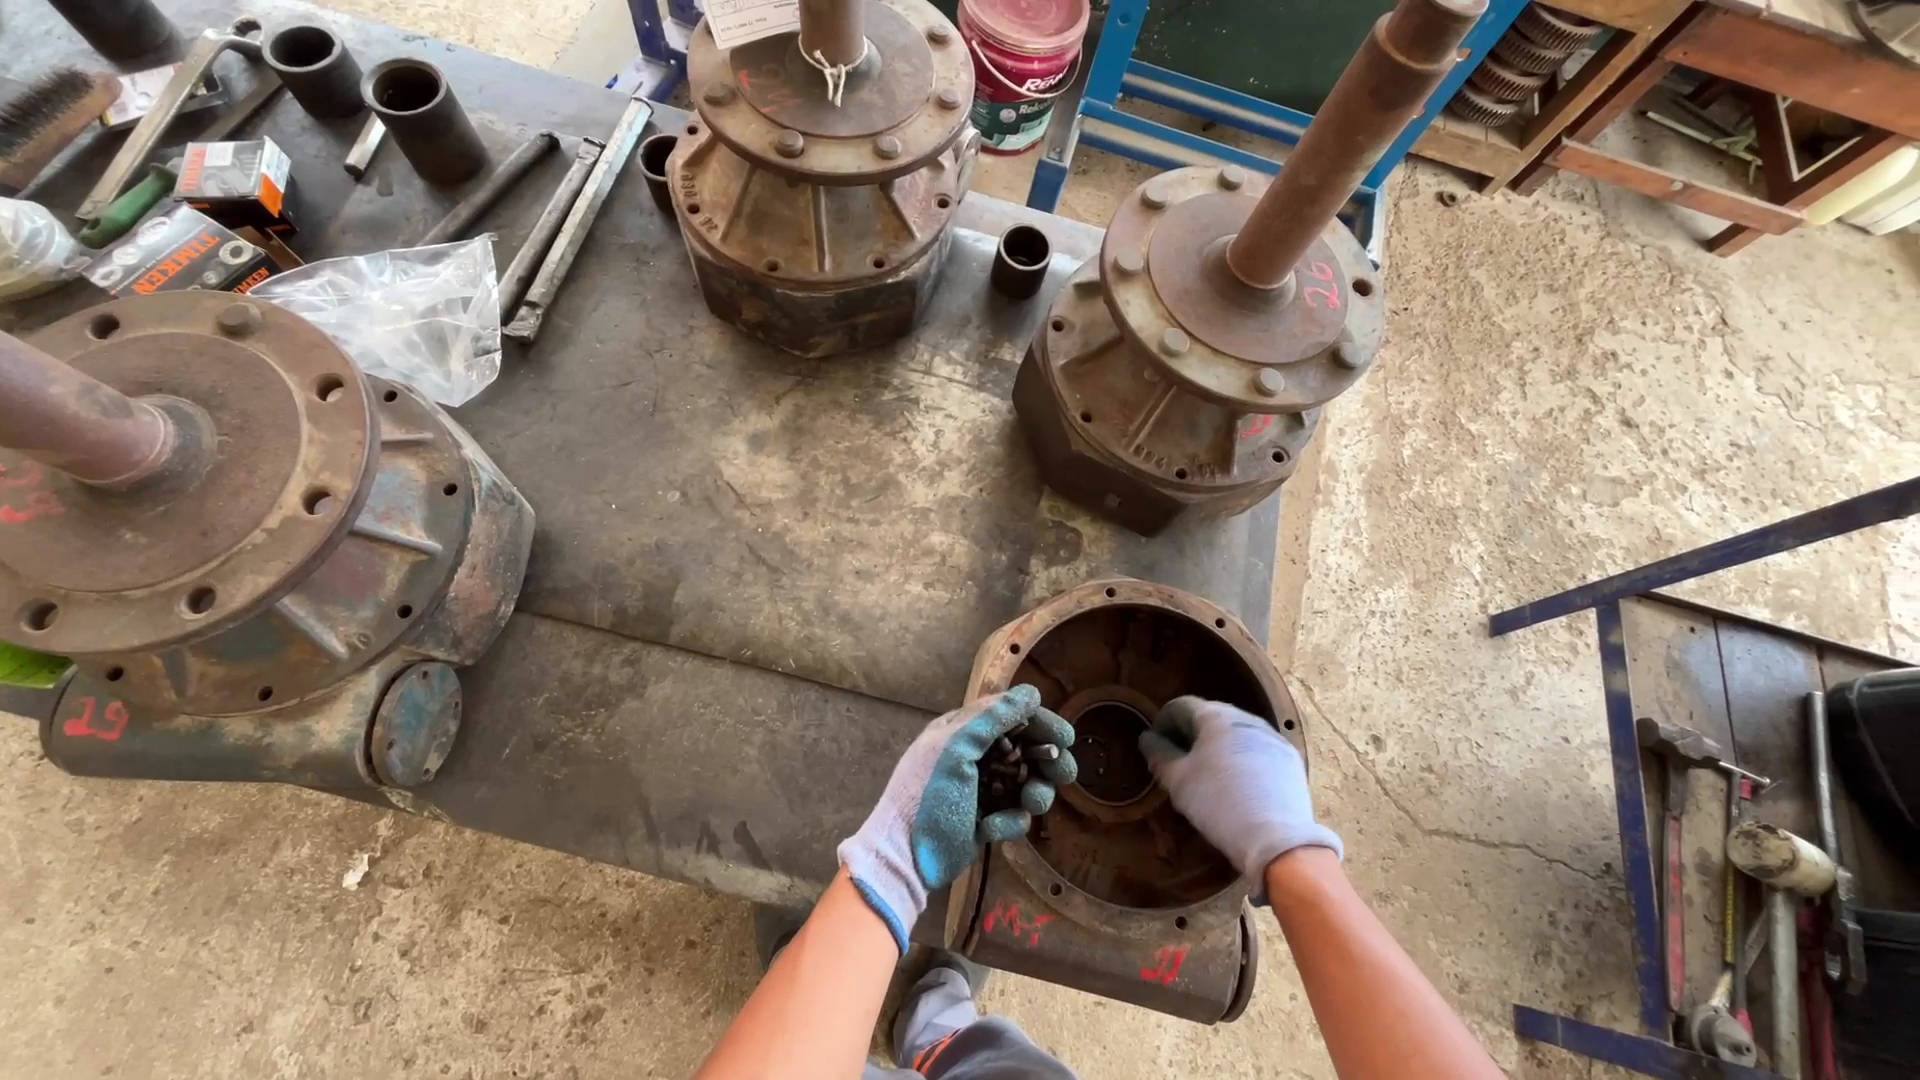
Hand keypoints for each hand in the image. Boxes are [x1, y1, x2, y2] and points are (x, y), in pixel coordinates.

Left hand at [837, 684, 1076, 950]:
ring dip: (1034, 792)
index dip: (1039, 724)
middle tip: (1063, 774)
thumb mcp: (955, 751)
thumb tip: (1031, 693)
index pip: (1009, 715)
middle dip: (1046, 762)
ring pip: (1026, 782)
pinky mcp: (986, 819)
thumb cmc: (926, 797)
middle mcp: (973, 755)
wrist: (903, 859)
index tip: (1065, 739)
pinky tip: (991, 829)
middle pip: (1025, 749)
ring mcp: (981, 788)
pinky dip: (1010, 820)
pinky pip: (1014, 813)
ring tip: (1031, 804)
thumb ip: (992, 719)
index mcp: (961, 731)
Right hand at [1139, 696, 1340, 894]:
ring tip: (1207, 774)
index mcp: (1216, 716)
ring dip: (1217, 746)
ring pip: (1235, 734)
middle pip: (1209, 716)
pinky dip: (1241, 760)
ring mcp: (1272, 738)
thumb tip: (1148, 739)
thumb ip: (1158, 754)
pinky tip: (1237, 785)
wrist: (1276, 839)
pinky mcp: (1290, 760)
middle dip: (1190, 734)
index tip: (1155, 745)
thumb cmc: (1218, 802)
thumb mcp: (1177, 780)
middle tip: (1178, 760)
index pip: (1180, 706)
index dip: (1162, 722)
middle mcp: (1246, 718)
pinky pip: (1257, 750)